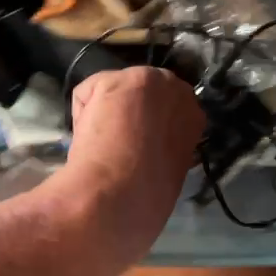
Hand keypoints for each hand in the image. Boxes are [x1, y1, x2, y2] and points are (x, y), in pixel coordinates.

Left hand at [48, 67, 205, 263]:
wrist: (119, 195)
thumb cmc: (148, 195)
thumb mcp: (172, 171)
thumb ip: (167, 149)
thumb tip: (150, 152)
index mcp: (194, 117)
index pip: (168, 109)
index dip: (147, 125)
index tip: (135, 144)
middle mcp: (177, 90)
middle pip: (143, 90)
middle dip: (130, 109)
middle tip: (116, 139)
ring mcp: (147, 80)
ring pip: (115, 90)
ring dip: (105, 112)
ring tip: (100, 142)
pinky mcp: (114, 80)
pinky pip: (87, 94)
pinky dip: (80, 115)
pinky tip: (87, 138)